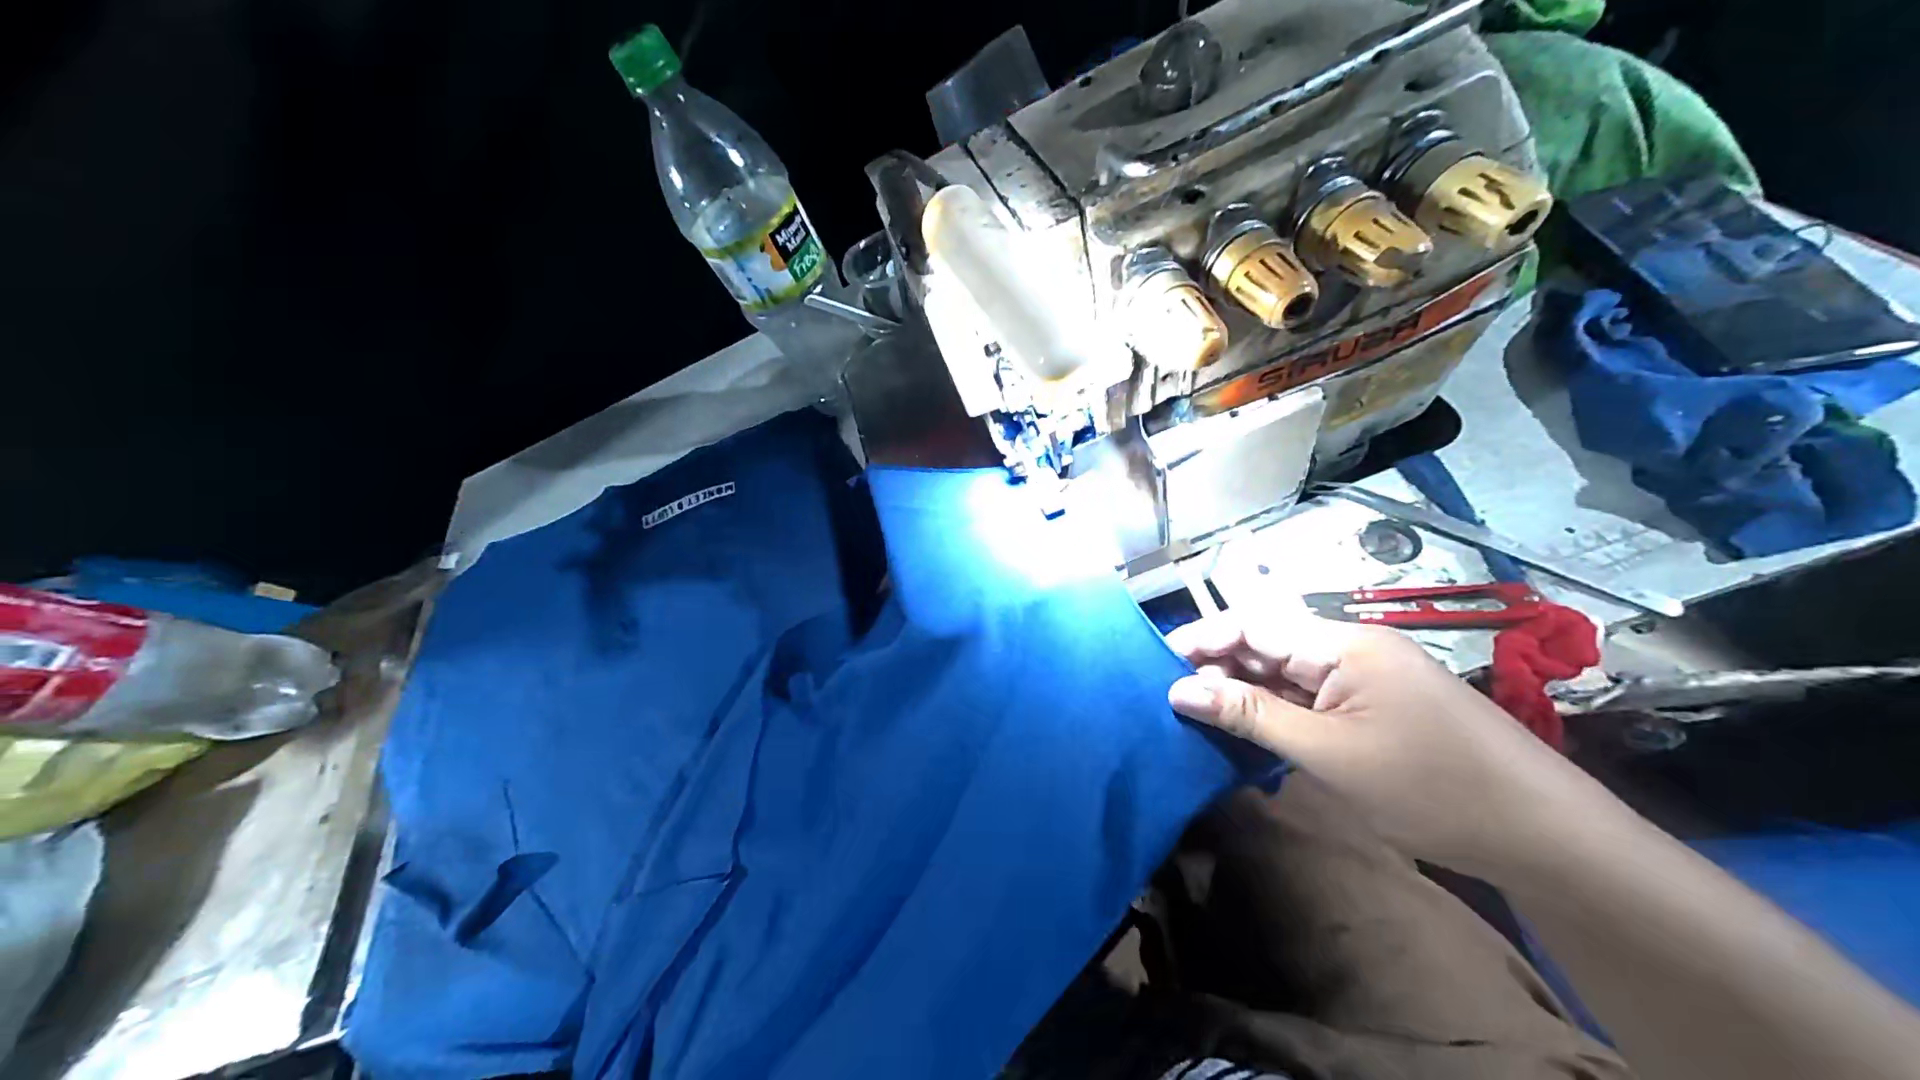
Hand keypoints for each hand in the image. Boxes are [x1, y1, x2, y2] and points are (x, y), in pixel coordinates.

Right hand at [1166, 612, 1612, 874]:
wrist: (1542, 834)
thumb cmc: (1429, 786)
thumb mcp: (1326, 753)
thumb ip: (1248, 716)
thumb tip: (1178, 690)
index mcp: (1341, 643)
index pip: (1252, 623)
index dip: (1201, 640)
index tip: (1155, 667)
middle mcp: (1349, 649)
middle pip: (1266, 645)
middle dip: (1218, 669)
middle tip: (1172, 704)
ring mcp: (1364, 678)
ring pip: (1285, 674)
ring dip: (1244, 695)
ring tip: (1198, 721)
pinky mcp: (1373, 707)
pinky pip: (1309, 699)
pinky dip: (1276, 714)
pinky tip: (1247, 736)